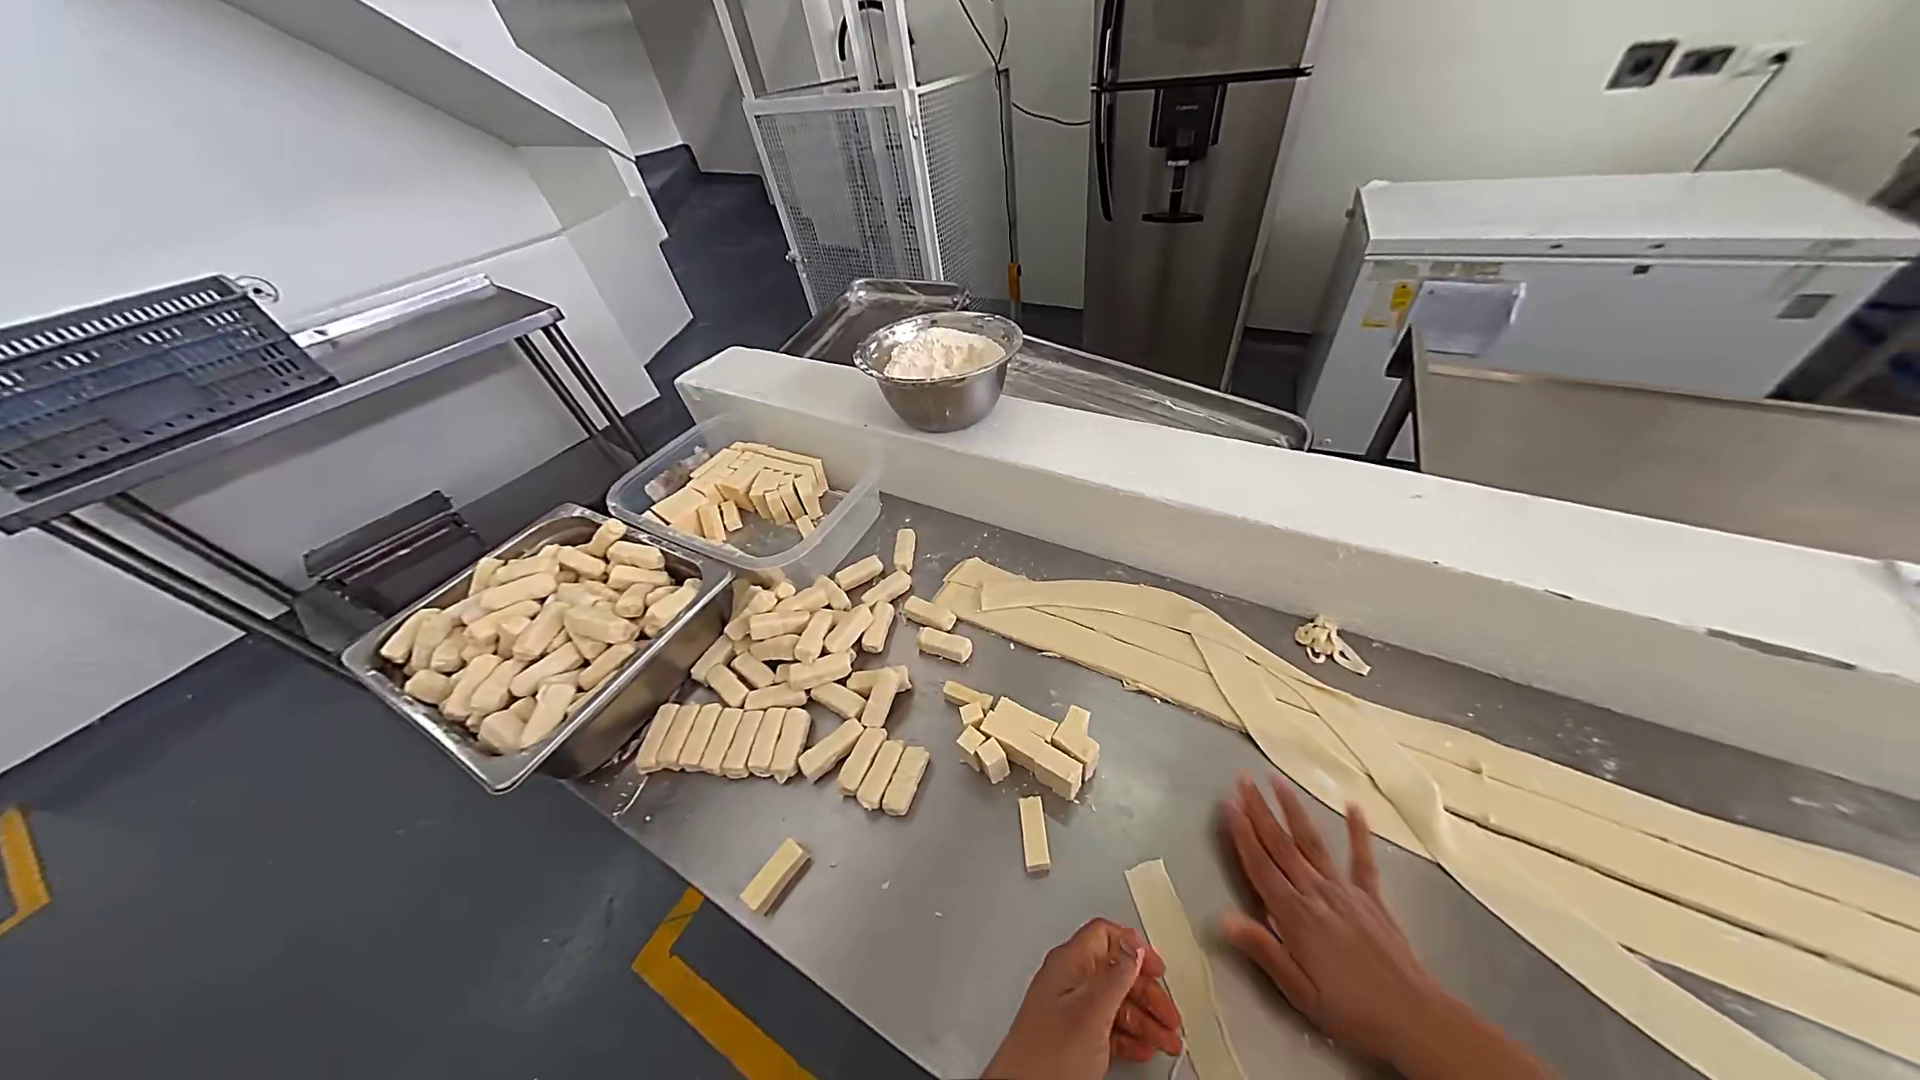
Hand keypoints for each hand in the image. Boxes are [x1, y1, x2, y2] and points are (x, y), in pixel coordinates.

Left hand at [983, 917, 1182, 1079]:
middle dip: (1146, 992)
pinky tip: (1142, 1048)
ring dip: (1144, 1019)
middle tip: (1168, 1014)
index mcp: (1069, 963)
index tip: (1156, 968)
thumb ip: (1116, 975)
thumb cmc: (1046, 1053)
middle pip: (1115, 971)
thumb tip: (1133, 946)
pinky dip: (1129, 1035)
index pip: (1104, 935)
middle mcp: (1069, 979)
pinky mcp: (1073, 1034)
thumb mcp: (1092, 1010)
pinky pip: (1108, 1026)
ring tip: (1165, 1038)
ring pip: (1115, 1001)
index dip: (1133, 947)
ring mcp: (1070, 1008)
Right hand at [1219, 777, 1552, 1079]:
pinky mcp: (1372, 897)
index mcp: (1294, 914)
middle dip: (1258, 809)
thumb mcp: (1299, 990)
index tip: (1228, 803)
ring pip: (1312, 842)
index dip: (1241, 832)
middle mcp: (1315, 892)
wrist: (1416, 1020)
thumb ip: (1262, 949)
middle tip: (1242, 779)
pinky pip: (1362, 859)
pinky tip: (1353, 806)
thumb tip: (1223, 918)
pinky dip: (1357, 832)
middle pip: (1280, 844)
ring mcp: (1345, 891)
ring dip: (1293, 809)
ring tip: (1278, 780)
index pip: (1260, 865)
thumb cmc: (1351, 1010)